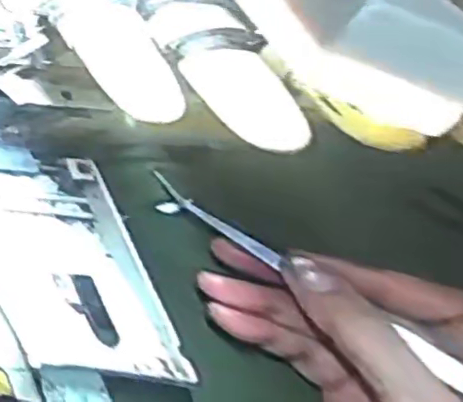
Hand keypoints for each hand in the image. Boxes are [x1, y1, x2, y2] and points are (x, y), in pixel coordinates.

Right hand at [199, 239, 462, 400]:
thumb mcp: (414, 393)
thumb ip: (363, 329)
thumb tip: (303, 268)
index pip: (405, 294)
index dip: (338, 271)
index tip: (277, 254)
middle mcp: (430, 364)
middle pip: (348, 308)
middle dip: (280, 288)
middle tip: (222, 262)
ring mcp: (393, 381)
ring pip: (317, 329)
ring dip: (259, 308)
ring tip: (213, 293)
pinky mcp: (358, 395)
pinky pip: (307, 354)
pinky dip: (265, 335)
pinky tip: (232, 321)